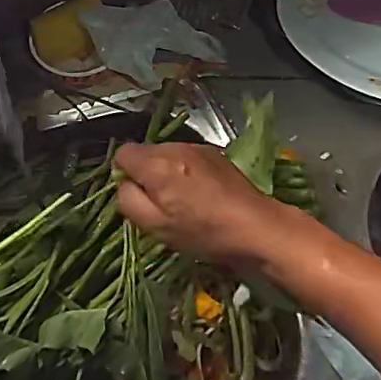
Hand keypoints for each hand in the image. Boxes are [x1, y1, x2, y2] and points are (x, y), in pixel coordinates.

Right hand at [114, 140, 310, 269]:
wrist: (257, 227)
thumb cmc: (204, 232)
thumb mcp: (156, 226)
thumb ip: (128, 200)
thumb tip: (123, 184)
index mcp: (155, 164)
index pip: (122, 154)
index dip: (125, 175)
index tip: (139, 196)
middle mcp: (173, 148)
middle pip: (144, 153)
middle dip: (147, 174)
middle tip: (163, 204)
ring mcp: (196, 147)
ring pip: (166, 154)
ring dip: (167, 172)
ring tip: (185, 200)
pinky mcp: (214, 153)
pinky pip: (186, 157)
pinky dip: (186, 171)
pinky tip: (202, 194)